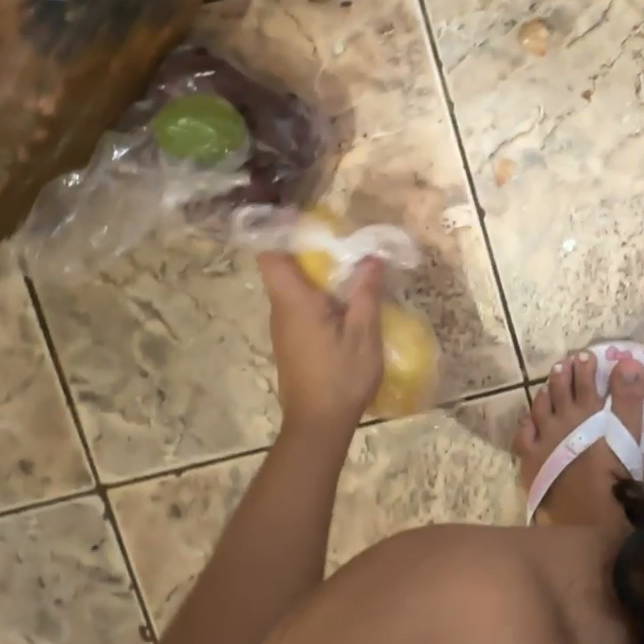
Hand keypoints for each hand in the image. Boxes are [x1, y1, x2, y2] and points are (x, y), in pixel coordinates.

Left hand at [258, 252, 384, 435]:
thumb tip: (371, 258)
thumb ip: (366, 293)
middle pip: (285, 269)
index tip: (306, 220)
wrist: (319, 423)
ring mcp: (285, 327)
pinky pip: (301, 305)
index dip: (281, 234)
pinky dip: (320, 294)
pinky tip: (348, 298)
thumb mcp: (364, 333)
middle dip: (311, 251)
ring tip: (353, 265)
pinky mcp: (293, 340)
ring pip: (294, 288)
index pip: (272, 258)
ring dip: (319, 273)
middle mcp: (282, 311)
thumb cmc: (341, 376)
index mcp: (296, 303)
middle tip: (346, 239)